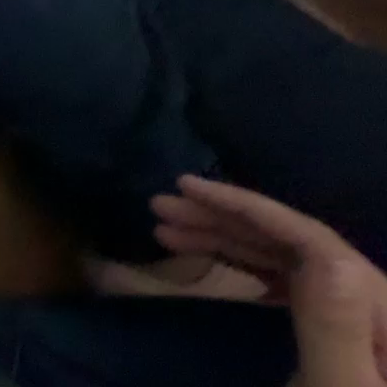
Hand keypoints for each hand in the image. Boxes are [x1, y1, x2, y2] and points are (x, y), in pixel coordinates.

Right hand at [152, 175, 386, 385]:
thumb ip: (335, 326)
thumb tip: (324, 255)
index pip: (317, 242)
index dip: (250, 206)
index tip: (185, 186)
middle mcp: (385, 309)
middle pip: (301, 246)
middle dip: (225, 221)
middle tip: (158, 208)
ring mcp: (368, 324)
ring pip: (291, 261)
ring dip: (227, 239)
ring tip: (166, 231)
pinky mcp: (348, 336)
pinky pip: (294, 284)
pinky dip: (247, 265)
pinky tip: (212, 260)